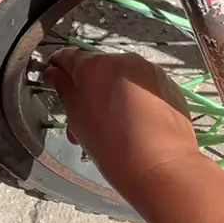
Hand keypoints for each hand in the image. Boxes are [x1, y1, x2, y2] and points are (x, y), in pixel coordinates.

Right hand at [43, 50, 207, 198]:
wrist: (162, 166)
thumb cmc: (112, 145)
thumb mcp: (77, 119)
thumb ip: (64, 90)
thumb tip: (56, 74)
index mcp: (94, 66)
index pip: (69, 56)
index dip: (58, 66)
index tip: (54, 76)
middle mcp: (123, 60)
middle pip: (98, 68)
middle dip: (88, 88)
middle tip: (82, 118)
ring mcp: (149, 70)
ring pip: (122, 77)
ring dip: (112, 94)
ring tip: (111, 126)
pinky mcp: (168, 84)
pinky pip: (143, 86)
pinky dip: (135, 99)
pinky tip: (135, 124)